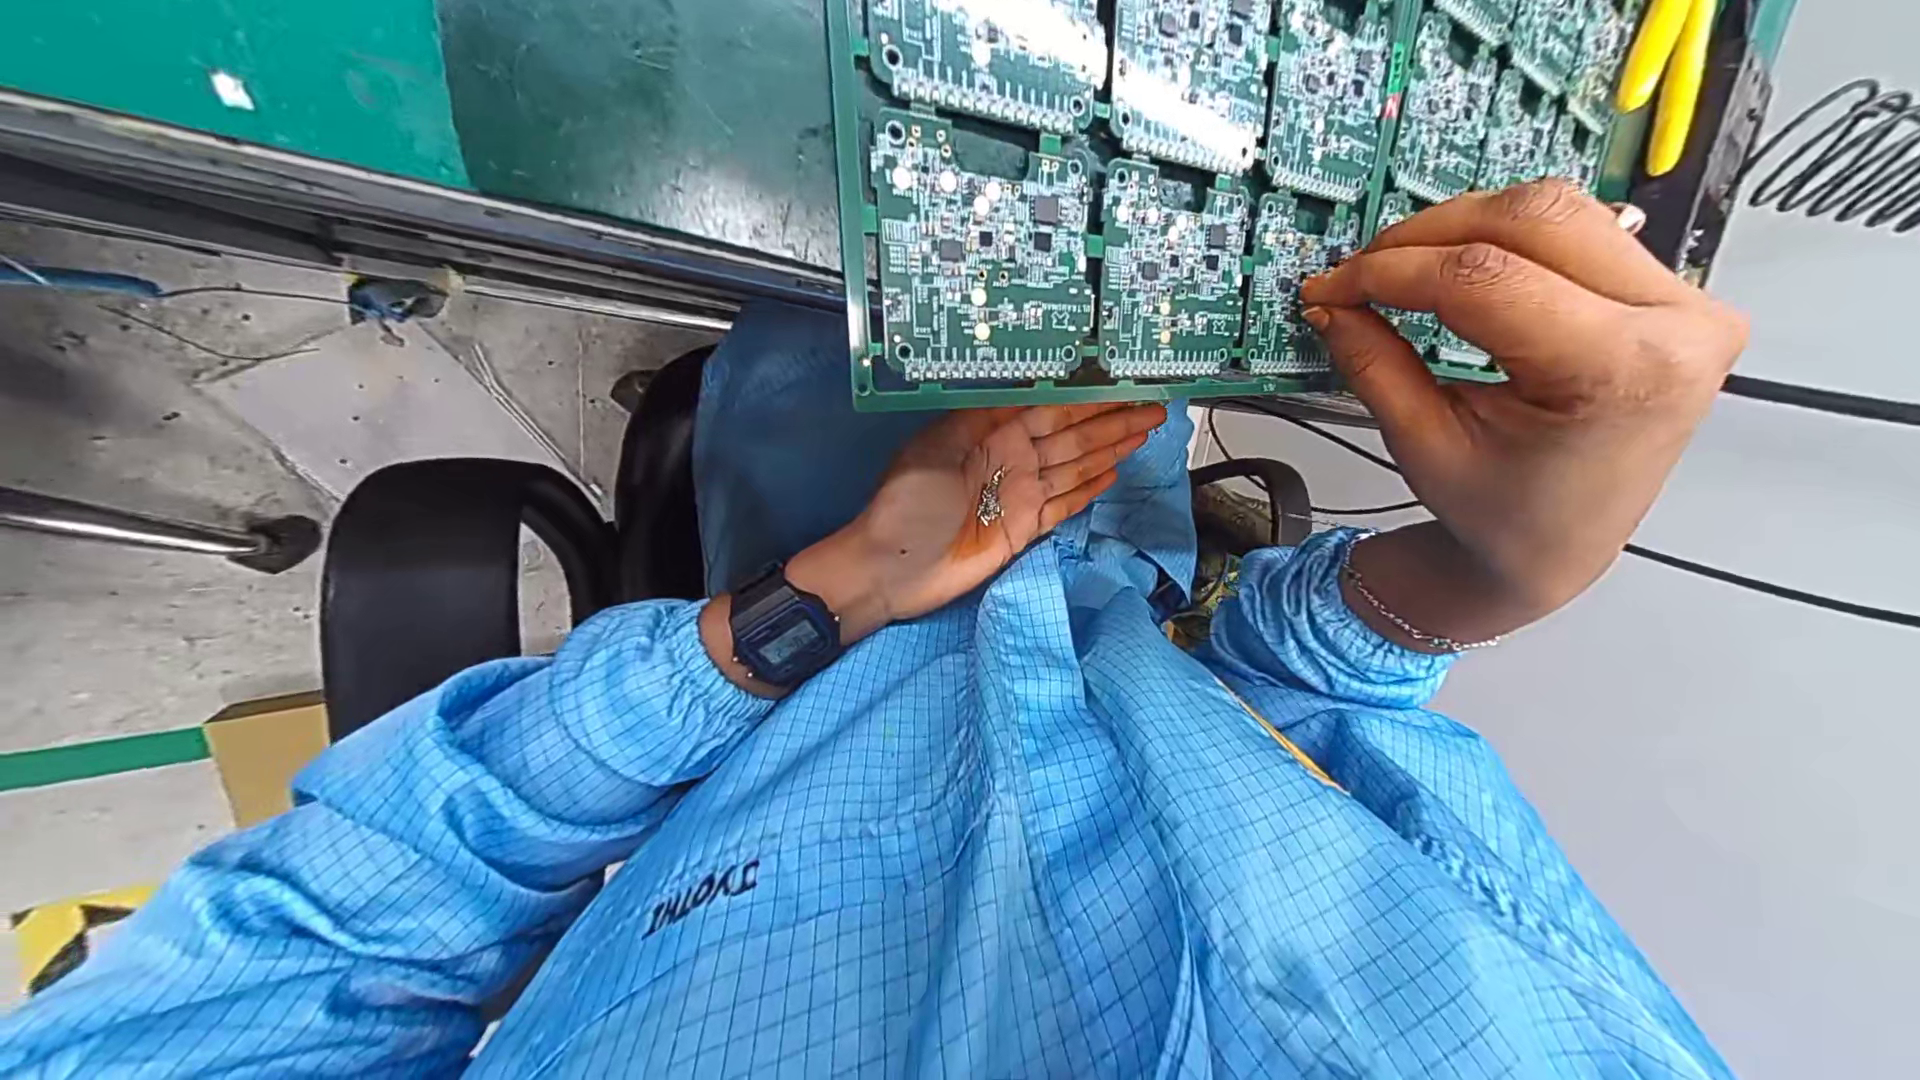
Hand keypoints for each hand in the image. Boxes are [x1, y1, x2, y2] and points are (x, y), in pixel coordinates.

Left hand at [702, 402, 1166, 694]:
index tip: (1120, 383)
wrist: (892, 566)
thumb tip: (1026, 386)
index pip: (1049, 409)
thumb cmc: (907, 503)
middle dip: (1111, 421)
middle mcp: (1011, 460)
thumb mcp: (938, 445)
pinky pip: (1064, 505)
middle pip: (1071, 435)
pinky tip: (1113, 473)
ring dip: (1109, 449)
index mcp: (990, 434)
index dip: (1085, 398)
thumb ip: (984, 416)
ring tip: (1144, 432)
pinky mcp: (1024, 529)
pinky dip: (1088, 489)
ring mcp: (1020, 495)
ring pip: (1074, 466)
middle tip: (1153, 407)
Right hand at [1299, 178, 1748, 646]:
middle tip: (1355, 270)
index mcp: (1616, 369)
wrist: (1555, 543)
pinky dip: (1491, 241)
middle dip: (1423, 235)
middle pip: (1533, 219)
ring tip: (1392, 268)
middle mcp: (1674, 319)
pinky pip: (1571, 234)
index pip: (1484, 278)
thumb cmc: (1493, 511)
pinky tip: (1443, 268)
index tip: (1328, 286)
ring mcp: (1683, 300)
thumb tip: (1329, 306)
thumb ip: (1374, 364)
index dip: (1389, 273)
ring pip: (1556, 210)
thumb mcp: (1420, 442)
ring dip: (1458, 228)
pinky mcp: (1663, 295)